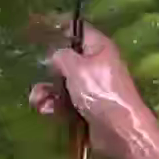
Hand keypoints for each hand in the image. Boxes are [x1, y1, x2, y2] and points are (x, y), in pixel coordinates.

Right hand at [32, 27, 158, 158]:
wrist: (120, 131)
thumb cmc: (101, 92)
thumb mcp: (78, 68)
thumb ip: (62, 56)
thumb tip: (55, 55)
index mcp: (99, 47)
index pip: (78, 30)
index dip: (60, 27)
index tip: (38, 29)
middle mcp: (96, 64)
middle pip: (66, 59)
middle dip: (48, 69)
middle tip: (39, 76)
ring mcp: (92, 87)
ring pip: (62, 83)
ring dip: (46, 91)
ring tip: (38, 100)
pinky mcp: (87, 107)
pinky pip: (64, 101)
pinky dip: (54, 105)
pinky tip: (46, 110)